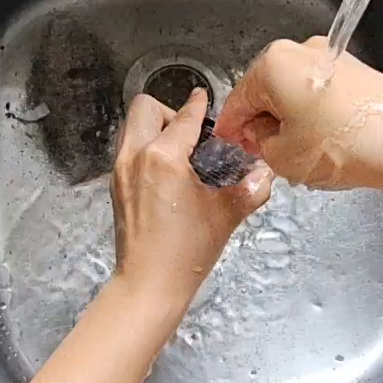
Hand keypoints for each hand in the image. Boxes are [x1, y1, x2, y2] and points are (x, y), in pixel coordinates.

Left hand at [112, 88, 272, 305]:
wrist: (148, 284)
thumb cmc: (187, 251)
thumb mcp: (226, 215)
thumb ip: (251, 188)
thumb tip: (266, 172)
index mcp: (163, 157)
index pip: (185, 117)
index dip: (199, 106)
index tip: (205, 98)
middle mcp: (135, 156)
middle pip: (146, 108)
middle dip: (170, 112)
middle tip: (192, 134)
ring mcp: (120, 170)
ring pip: (132, 126)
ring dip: (155, 127)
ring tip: (180, 151)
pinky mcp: (116, 185)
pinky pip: (128, 148)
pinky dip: (145, 146)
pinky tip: (167, 171)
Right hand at [213, 37, 382, 189]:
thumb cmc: (342, 145)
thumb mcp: (280, 156)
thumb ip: (259, 143)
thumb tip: (261, 135)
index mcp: (272, 64)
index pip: (237, 99)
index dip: (230, 127)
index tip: (228, 141)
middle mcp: (301, 51)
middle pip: (266, 89)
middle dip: (261, 119)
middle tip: (262, 151)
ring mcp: (332, 58)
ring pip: (294, 89)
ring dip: (289, 116)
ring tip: (297, 151)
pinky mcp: (356, 72)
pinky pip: (321, 91)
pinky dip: (314, 113)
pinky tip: (322, 141)